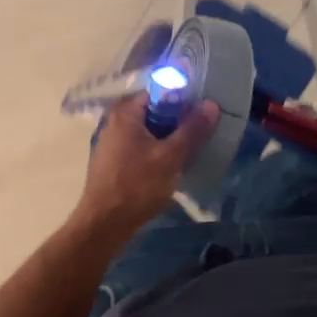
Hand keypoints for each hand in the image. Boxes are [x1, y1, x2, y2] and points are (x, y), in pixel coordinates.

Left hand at [75, 94, 219, 232]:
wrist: (104, 224)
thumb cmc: (137, 186)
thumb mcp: (171, 157)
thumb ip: (192, 130)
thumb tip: (211, 104)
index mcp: (125, 114)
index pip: (158, 92)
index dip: (182, 100)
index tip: (201, 112)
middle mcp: (113, 123)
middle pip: (153, 112)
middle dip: (177, 122)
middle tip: (200, 133)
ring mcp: (110, 144)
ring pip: (147, 133)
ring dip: (167, 140)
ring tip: (190, 151)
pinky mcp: (112, 163)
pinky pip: (139, 149)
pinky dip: (155, 153)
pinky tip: (170, 168)